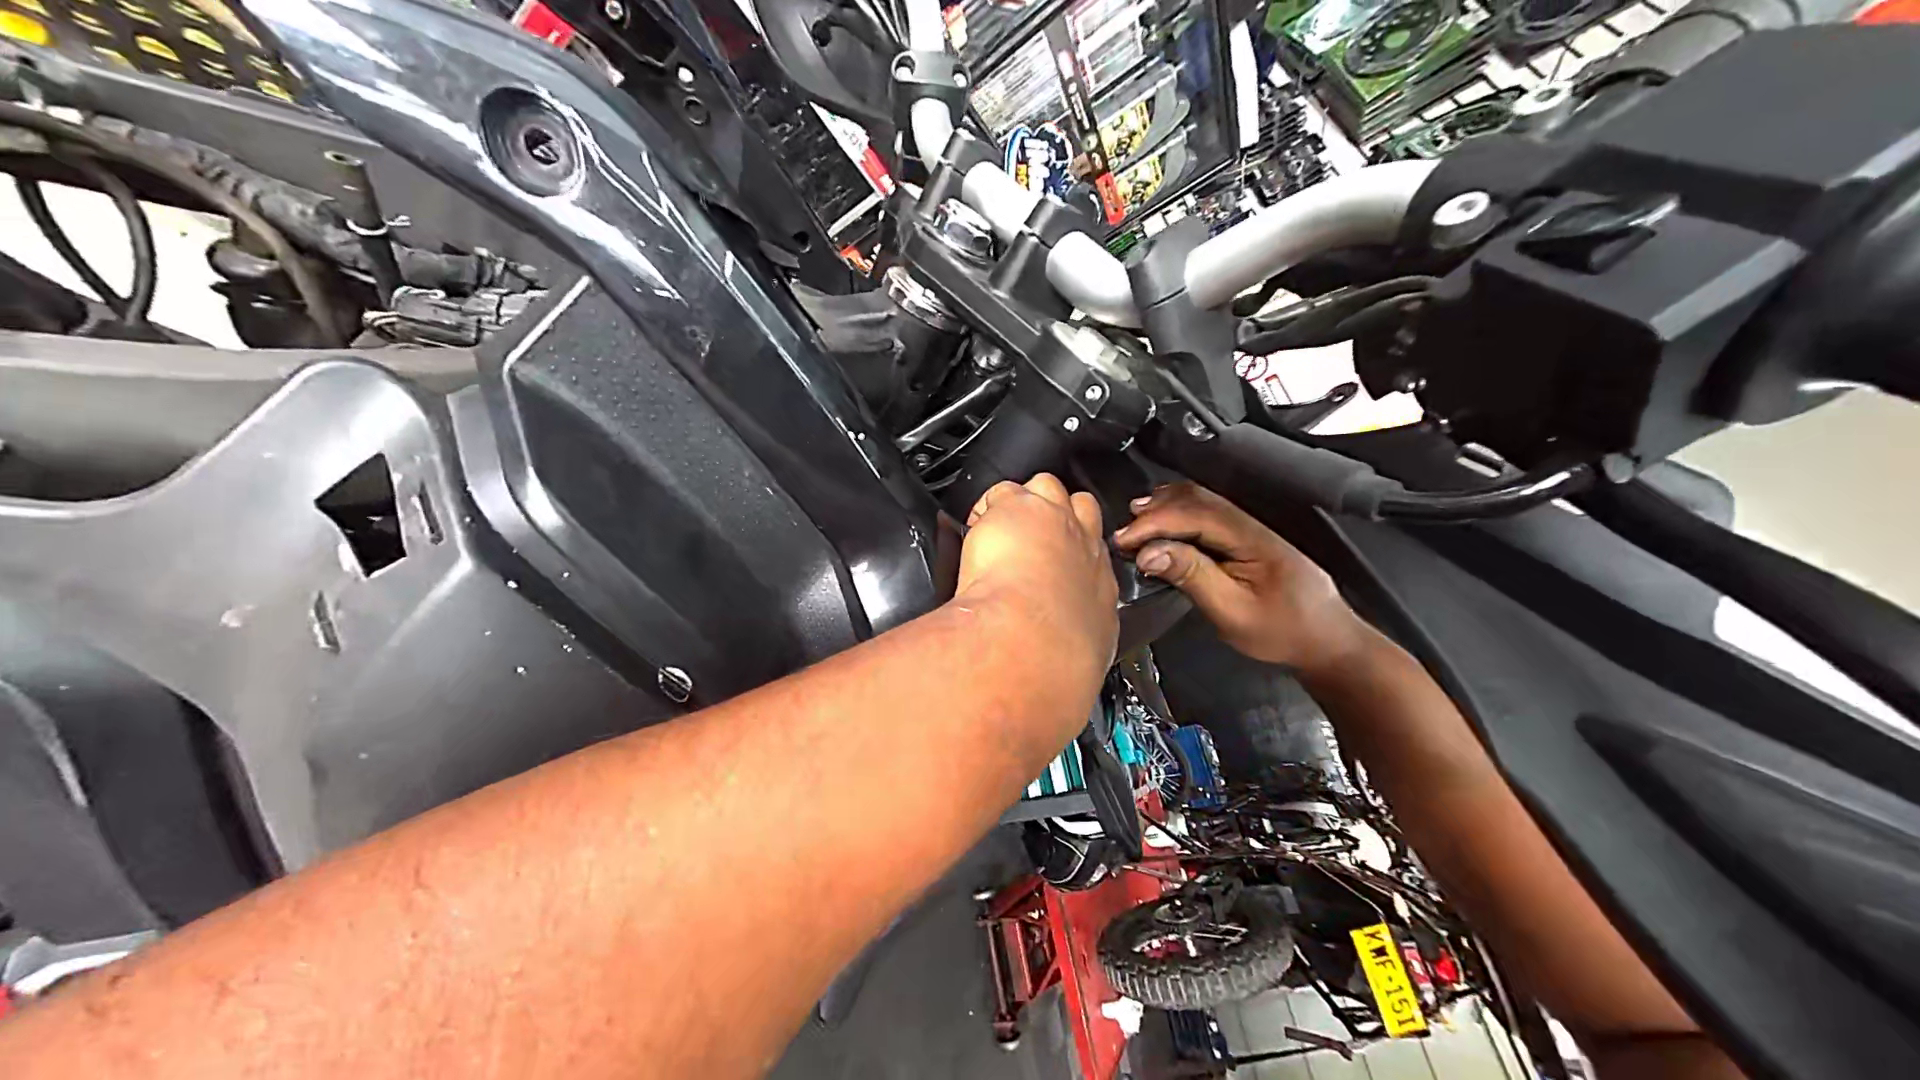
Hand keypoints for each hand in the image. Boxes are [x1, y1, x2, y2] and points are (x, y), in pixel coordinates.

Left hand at [956, 474, 1118, 679]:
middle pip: (1082, 505)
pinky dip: (987, 505)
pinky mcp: (1018, 508)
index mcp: (1099, 585)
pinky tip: (976, 526)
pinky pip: (1003, 490)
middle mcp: (1082, 547)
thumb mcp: (1080, 656)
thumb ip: (1076, 642)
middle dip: (1060, 511)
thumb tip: (1066, 662)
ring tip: (999, 527)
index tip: (1056, 559)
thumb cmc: (1051, 657)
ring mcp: (1053, 521)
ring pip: (1047, 486)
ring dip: (1024, 501)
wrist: (1030, 640)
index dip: (1075, 548)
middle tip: (1032, 534)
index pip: (1096, 551)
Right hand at [1111, 482, 1367, 677]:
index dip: (1153, 523)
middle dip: (1153, 512)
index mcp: (1251, 539)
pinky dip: (1176, 516)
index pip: (1193, 514)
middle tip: (1122, 534)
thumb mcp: (1232, 611)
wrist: (1325, 640)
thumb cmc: (1283, 631)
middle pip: (1195, 499)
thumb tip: (1150, 552)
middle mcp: (1250, 525)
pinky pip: (1205, 515)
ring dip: (1163, 510)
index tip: (1124, 540)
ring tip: (1134, 525)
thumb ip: (1191, 576)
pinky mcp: (1244, 539)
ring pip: (1199, 503)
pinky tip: (1162, 528)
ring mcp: (1248, 529)